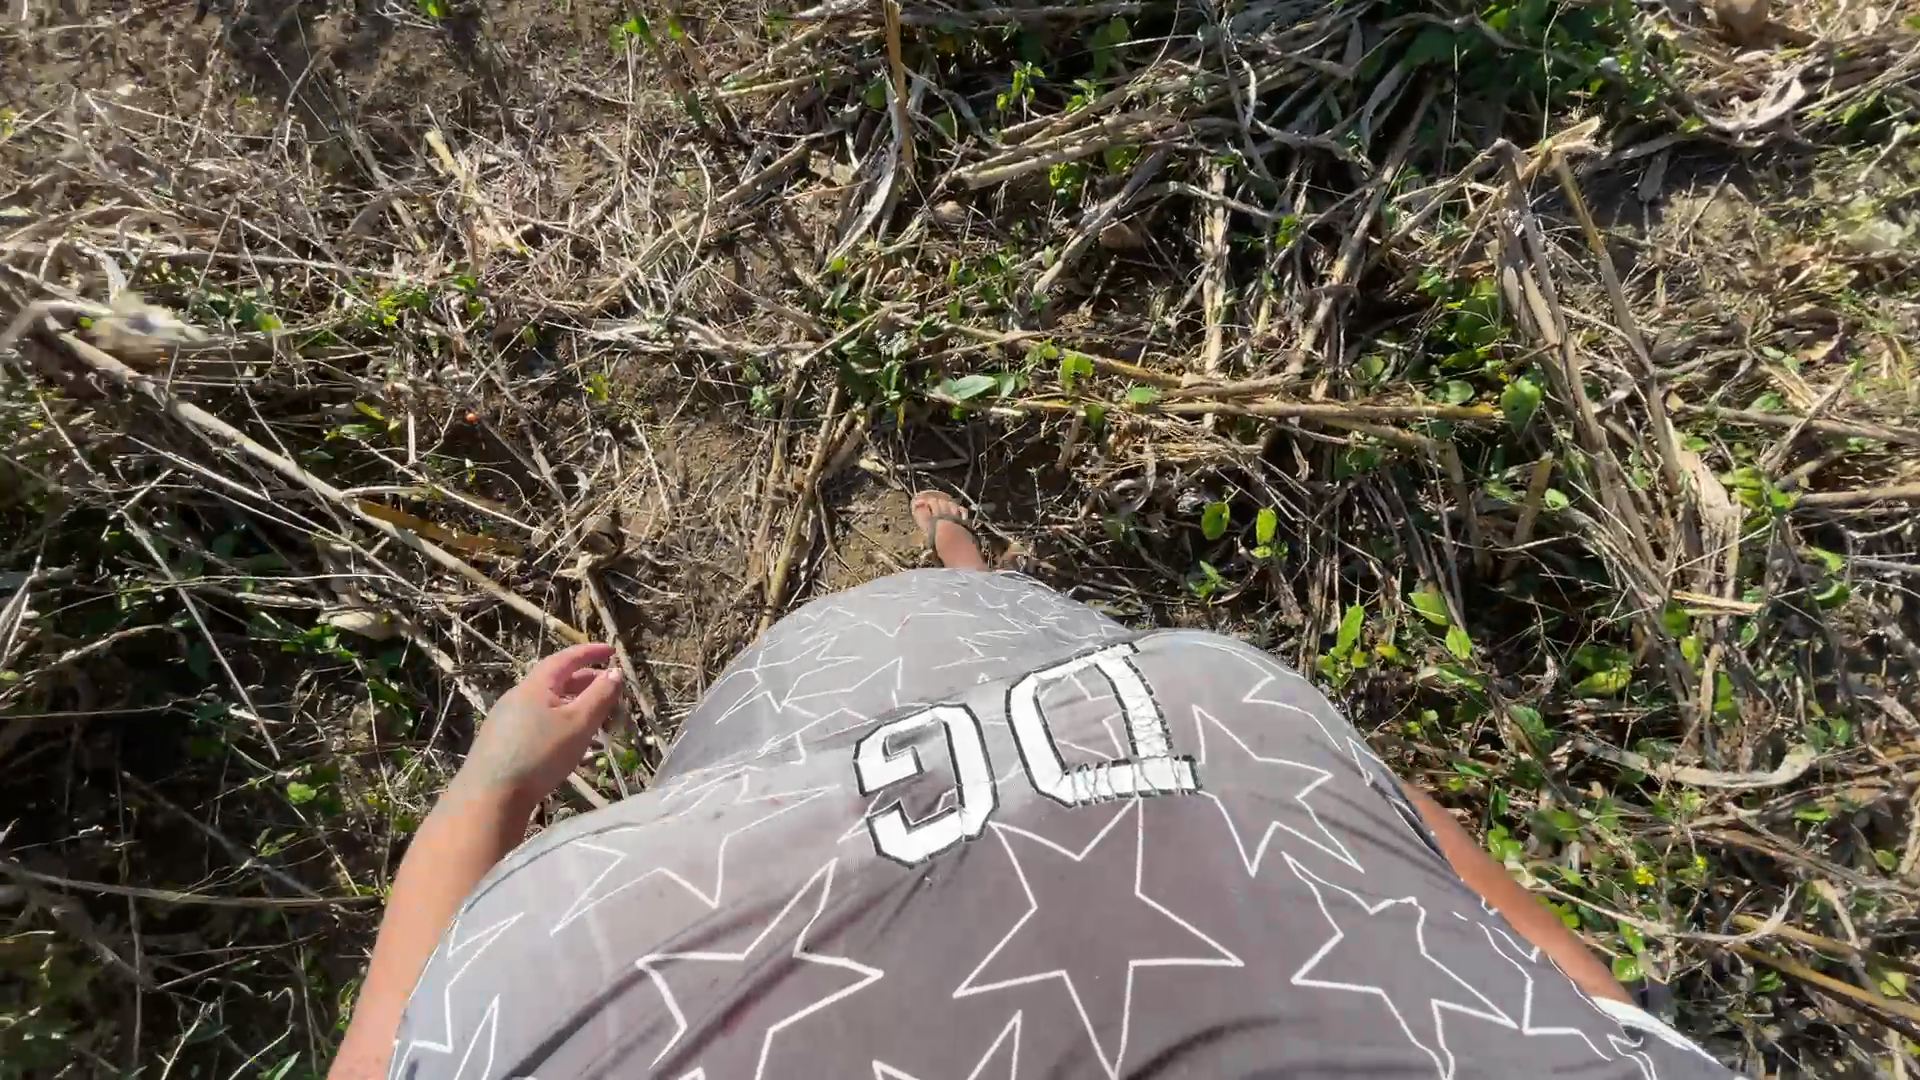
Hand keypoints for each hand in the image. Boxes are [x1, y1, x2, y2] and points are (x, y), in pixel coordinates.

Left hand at [455, 643, 624, 812]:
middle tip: (609, 687)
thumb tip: (615, 672)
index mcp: (536, 686)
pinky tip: (568, 738)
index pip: (566, 658)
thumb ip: (601, 695)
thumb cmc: (540, 754)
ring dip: (574, 701)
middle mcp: (518, 697)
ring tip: (594, 715)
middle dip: (586, 680)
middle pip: (556, 679)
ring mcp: (506, 720)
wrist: (489, 799)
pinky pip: (538, 718)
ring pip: (547, 701)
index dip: (590, 652)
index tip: (612, 651)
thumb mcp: (580, 723)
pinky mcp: (501, 742)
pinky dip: (560, 718)